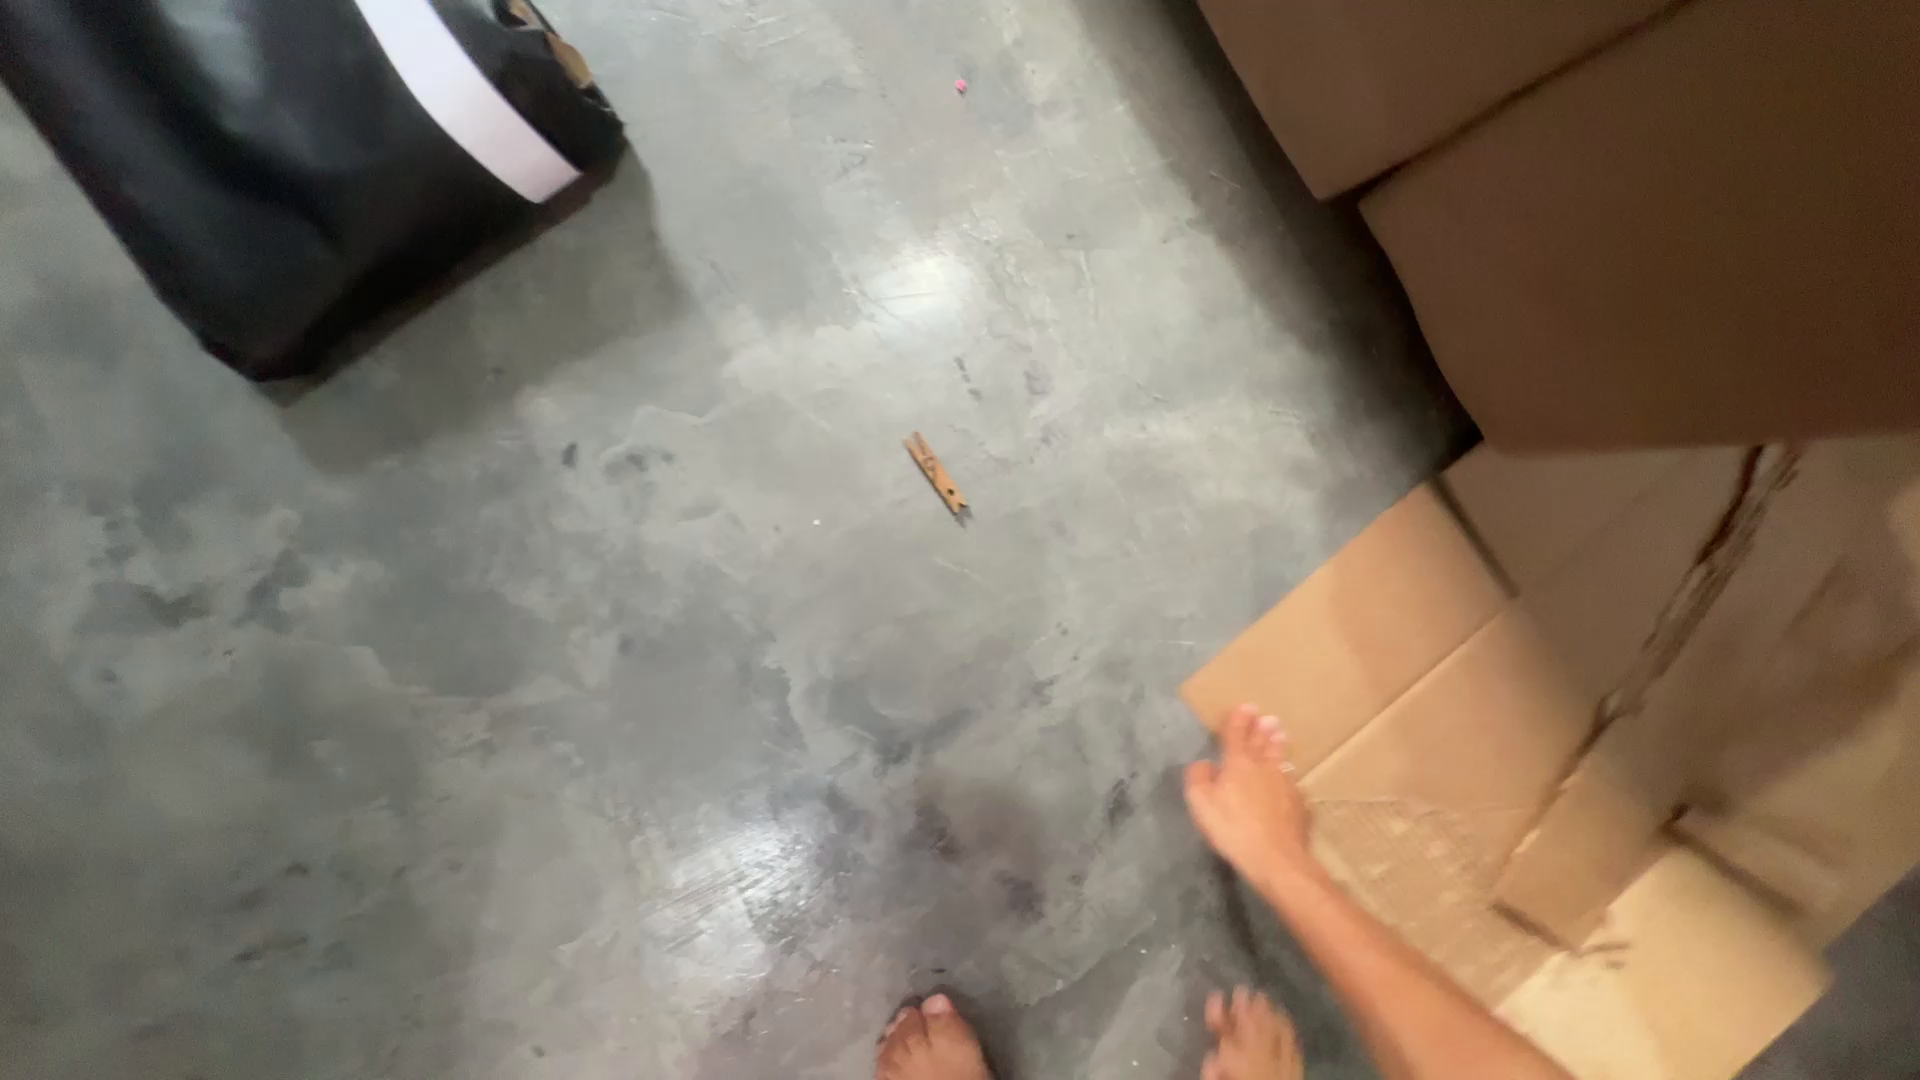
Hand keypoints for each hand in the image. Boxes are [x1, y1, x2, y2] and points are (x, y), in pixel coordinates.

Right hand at [1184, 704, 1315, 886]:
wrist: (1276, 858)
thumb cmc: (1232, 827)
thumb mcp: (1201, 803)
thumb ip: (1198, 778)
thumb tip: (1204, 764)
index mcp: (1237, 764)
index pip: (1236, 735)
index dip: (1239, 720)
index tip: (1246, 706)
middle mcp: (1263, 768)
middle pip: (1262, 744)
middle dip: (1262, 729)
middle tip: (1268, 717)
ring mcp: (1285, 785)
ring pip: (1280, 760)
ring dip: (1278, 746)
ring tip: (1281, 735)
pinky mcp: (1299, 805)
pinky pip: (1291, 784)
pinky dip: (1287, 777)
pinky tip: (1289, 780)